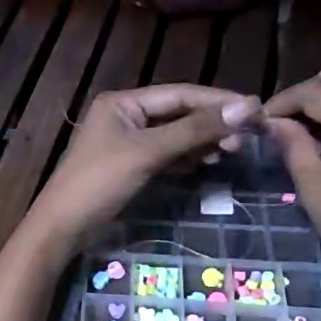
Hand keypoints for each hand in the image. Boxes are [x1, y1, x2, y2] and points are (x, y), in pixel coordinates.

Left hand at [25, 84, 258, 248]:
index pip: (180, 94)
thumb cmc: (99, 183)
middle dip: (213, 124)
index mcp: (123, 102)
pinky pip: (165, 155)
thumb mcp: (148, 153)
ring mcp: (126, 142)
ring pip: (174, 136)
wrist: (63, 226)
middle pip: (179, 113)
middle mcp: (125, 115)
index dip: (219, 101)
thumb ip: (195, 130)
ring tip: (233, 151)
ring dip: (203, 142)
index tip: (256, 109)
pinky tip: (208, 162)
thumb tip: (245, 106)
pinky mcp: (129, 166)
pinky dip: (187, 158)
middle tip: (248, 137)